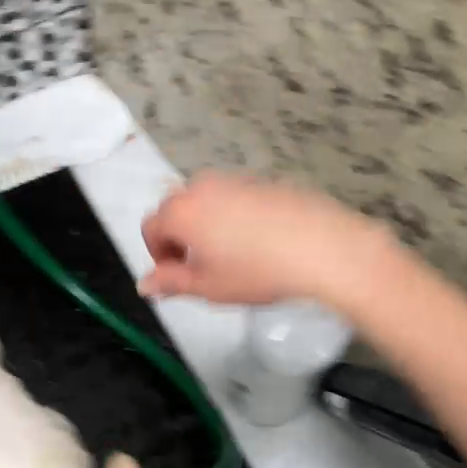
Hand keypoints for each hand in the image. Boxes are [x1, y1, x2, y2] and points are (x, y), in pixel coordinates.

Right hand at [138, 174, 396, 307]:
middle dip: (180, 237)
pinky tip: (257, 242)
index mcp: (181, 211)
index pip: (150, 227)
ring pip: (206, 201)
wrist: (320, 246)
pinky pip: (234, 197)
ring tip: (230, 255)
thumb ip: (171, 282)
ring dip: (206, 225)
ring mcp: (234, 180)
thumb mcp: (209, 287)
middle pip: (176, 209)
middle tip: (200, 267)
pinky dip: (233, 216)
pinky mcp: (262, 181)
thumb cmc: (258, 270)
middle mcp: (202, 187)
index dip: (157, 254)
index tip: (174, 275)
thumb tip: (146, 284)